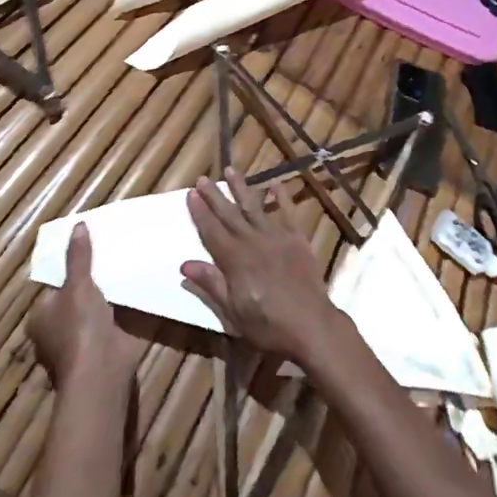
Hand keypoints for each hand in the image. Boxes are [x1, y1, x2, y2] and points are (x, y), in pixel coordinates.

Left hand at [29, 222, 147, 388]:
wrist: (102, 368)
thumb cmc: (80, 327)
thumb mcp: (78, 286)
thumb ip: (79, 258)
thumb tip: (77, 225)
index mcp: (41, 315)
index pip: (55, 284)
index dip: (72, 265)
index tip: (95, 245)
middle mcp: (56, 327)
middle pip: (76, 293)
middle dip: (94, 276)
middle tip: (117, 249)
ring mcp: (80, 336)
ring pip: (96, 304)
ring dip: (110, 290)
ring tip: (131, 261)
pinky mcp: (103, 342)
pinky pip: (112, 315)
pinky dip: (122, 304)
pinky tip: (138, 286)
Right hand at [182, 168, 344, 362]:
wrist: (310, 323)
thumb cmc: (267, 324)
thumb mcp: (232, 312)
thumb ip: (212, 284)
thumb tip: (186, 263)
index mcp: (235, 260)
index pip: (212, 231)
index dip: (200, 213)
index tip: (191, 194)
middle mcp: (254, 242)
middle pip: (230, 215)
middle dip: (215, 196)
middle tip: (203, 179)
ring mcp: (278, 237)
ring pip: (255, 208)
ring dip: (242, 189)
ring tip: (231, 171)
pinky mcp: (298, 238)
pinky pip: (288, 212)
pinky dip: (281, 197)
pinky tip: (275, 184)